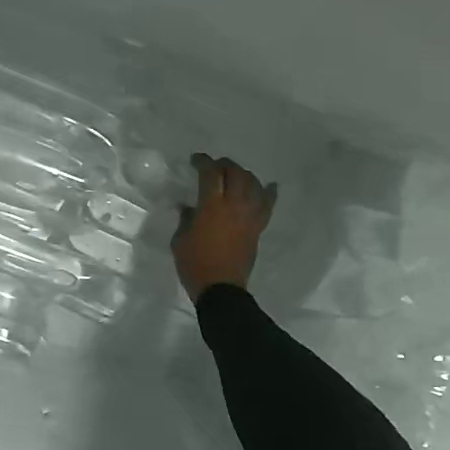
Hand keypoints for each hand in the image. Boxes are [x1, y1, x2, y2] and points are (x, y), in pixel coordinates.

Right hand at [171, 153, 278, 301]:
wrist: (221, 289)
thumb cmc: (195, 265)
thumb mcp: (179, 241)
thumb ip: (185, 219)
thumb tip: (188, 207)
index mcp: (211, 207)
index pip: (210, 173)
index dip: (203, 162)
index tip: (195, 160)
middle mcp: (234, 205)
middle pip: (235, 173)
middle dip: (225, 164)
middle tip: (215, 166)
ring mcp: (250, 216)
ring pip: (253, 184)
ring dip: (244, 175)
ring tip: (235, 175)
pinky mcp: (258, 228)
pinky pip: (268, 205)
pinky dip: (269, 192)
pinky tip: (270, 185)